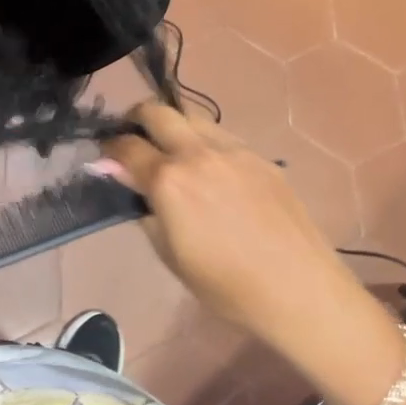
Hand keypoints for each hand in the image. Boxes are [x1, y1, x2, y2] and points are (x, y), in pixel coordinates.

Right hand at [95, 101, 364, 350]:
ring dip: (173, 125)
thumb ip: (142, 207)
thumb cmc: (226, 286)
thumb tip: (119, 176)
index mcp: (168, 180)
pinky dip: (204, 142)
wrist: (301, 293)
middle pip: (156, 111)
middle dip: (136, 119)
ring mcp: (232, 150)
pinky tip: (211, 171)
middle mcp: (197, 153)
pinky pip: (221, 135)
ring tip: (173, 150)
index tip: (105, 157)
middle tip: (134, 140)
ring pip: (191, 115)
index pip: (125, 146)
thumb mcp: (170, 253)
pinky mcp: (260, 157)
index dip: (108, 149)